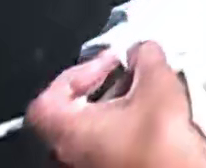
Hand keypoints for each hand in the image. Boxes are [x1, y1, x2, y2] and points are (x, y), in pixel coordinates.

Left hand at [26, 42, 205, 167]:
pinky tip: (150, 111)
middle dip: (101, 83)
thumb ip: (144, 55)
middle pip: (70, 111)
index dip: (76, 73)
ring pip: (89, 127)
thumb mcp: (157, 81)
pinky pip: (103, 142)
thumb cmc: (159, 135)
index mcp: (70, 134)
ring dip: (114, 100)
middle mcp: (68, 157)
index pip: (46, 101)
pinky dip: (121, 120)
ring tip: (147, 86)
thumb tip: (138, 49)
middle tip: (130, 69)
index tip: (111, 64)